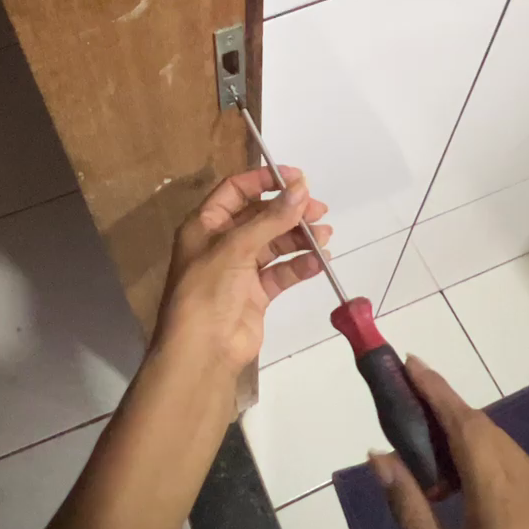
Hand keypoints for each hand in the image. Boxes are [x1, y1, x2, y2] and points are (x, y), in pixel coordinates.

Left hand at [153, 165, 330, 370]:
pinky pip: (281, 273)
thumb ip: (272, 218)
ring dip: (299, 238)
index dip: (264, 180)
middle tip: (319, 209)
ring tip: (325, 235)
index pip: (236, 190)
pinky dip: (300, 265)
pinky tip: (320, 261)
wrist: (202, 350)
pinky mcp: (255, 294)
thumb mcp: (236, 247)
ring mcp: (239, 270)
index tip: (297, 177)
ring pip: (274, 244)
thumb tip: (301, 187)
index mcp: (205, 224)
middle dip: (289, 211)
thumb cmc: (208, 289)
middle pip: (260, 217)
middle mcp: (221, 243)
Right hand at [370, 358, 528, 528]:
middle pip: (488, 433)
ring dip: (471, 435)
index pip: (468, 429)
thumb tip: (378, 456)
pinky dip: (494, 461)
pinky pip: (526, 473)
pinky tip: (472, 483)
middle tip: (408, 400)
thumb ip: (411, 512)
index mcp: (504, 505)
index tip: (410, 362)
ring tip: (432, 446)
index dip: (438, 391)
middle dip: (448, 409)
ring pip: (509, 450)